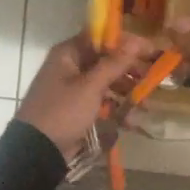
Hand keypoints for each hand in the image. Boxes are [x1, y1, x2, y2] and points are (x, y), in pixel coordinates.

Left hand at [18, 32, 157, 156]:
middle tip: (153, 77)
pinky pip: (101, 101)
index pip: (102, 37)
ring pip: (106, 82)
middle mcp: (71, 66)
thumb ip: (113, 64)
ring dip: (126, 91)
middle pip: (106, 60)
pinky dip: (116, 108)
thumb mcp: (90, 87)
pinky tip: (132, 120)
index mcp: (68, 54)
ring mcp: (74, 88)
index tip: (150, 50)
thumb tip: (135, 41)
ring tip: (146, 103)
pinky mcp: (78, 108)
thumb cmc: (62, 112)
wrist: (36, 152)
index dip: (126, 42)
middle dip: (130, 69)